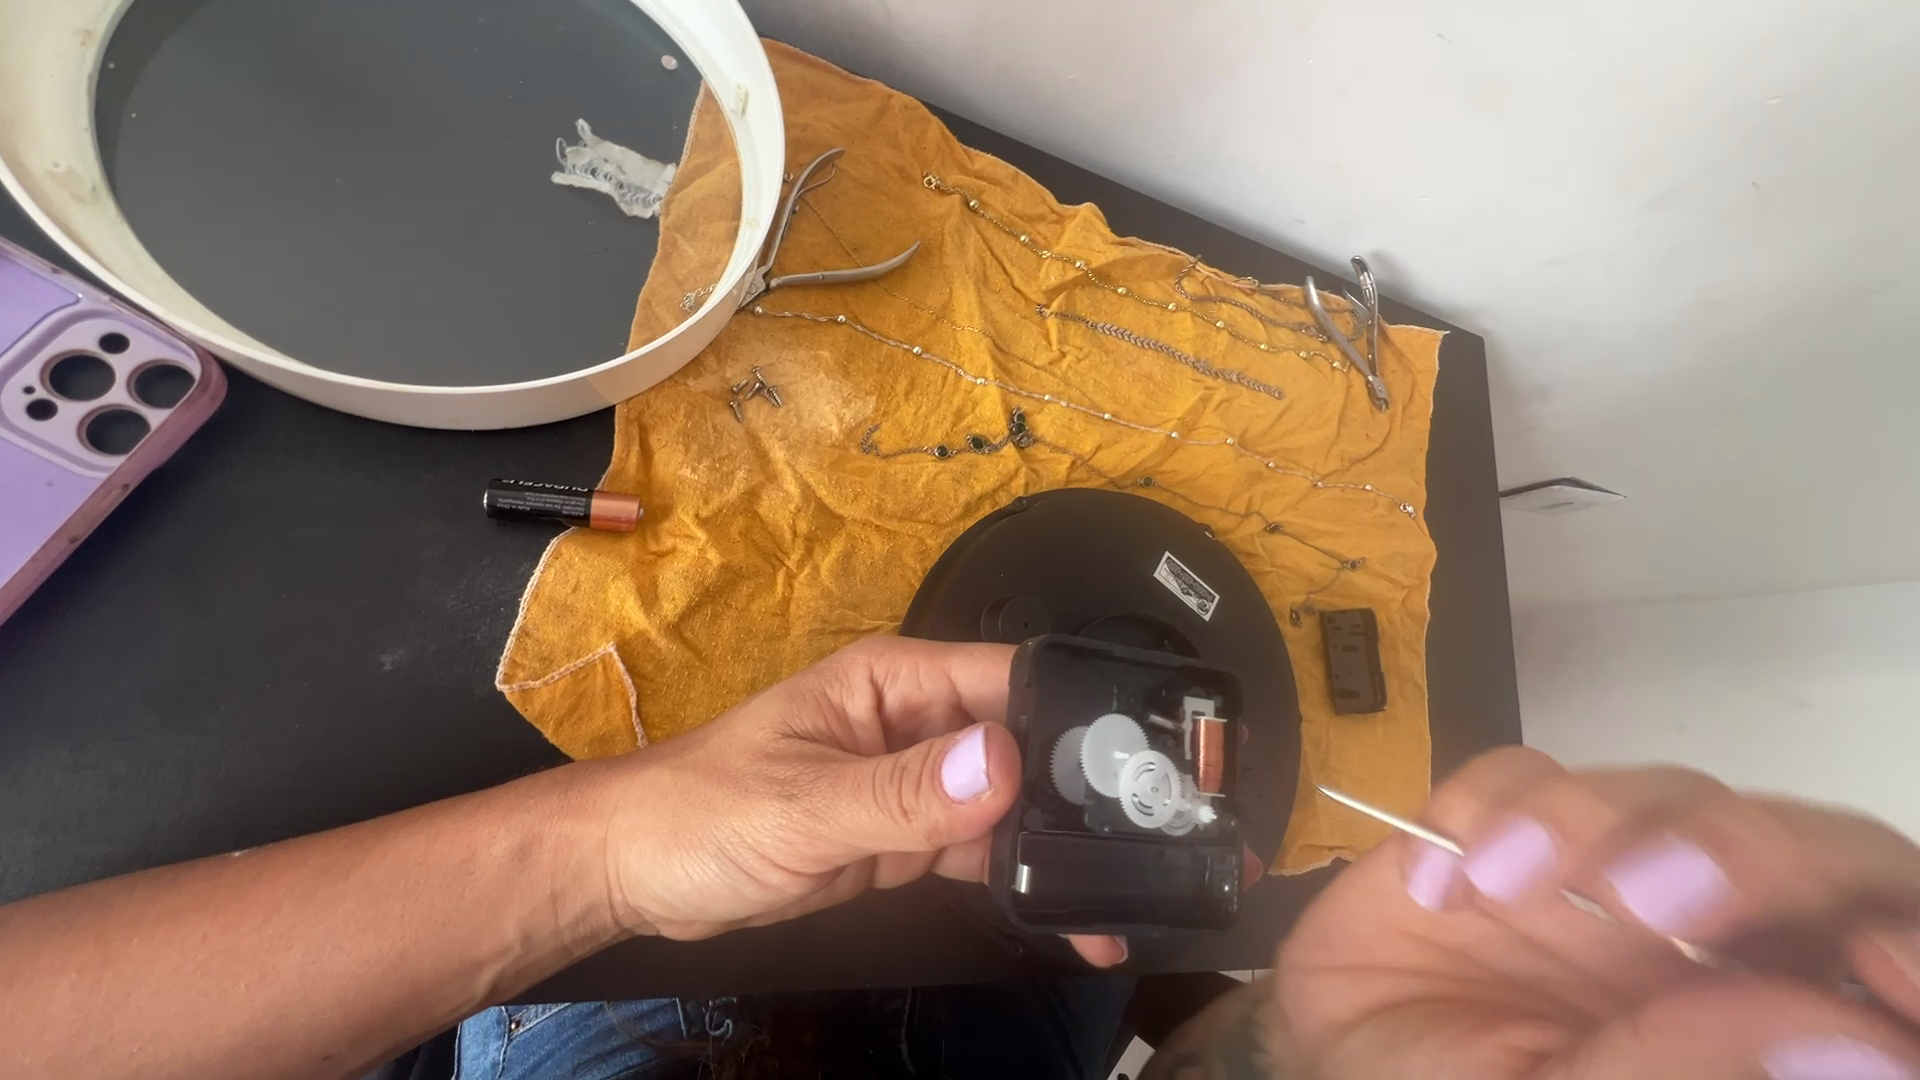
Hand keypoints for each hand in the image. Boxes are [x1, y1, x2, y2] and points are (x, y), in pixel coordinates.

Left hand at [583, 636, 1126, 966]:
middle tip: (1159, 831)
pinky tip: (1069, 910)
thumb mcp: (803, 805)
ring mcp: (919, 779)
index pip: (1004, 678)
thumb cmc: (706, 810)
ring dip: (1060, 838)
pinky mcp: (910, 833)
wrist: (644, 870)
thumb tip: (1001, 765)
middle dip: (1082, 783)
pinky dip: (1021, 877)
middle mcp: (919, 720)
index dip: (1072, 712)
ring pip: (1009, 801)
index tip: (1138, 759)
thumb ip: (900, 791)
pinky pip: (980, 849)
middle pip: (1021, 741)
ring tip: (1132, 881)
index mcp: (896, 680)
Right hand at [1270, 747, 1919, 1078]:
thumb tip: (1855, 1039)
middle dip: (1747, 852)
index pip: (1892, 945)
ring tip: (1499, 881)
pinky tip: (1431, 887)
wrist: (1329, 1048)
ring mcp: (1594, 870)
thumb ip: (1684, 1073)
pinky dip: (1473, 808)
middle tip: (1652, 895)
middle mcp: (1706, 939)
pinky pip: (1510, 773)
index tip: (1876, 963)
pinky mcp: (1493, 821)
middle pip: (1803, 847)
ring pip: (1655, 791)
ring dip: (1580, 819)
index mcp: (1755, 1019)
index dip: (1912, 934)